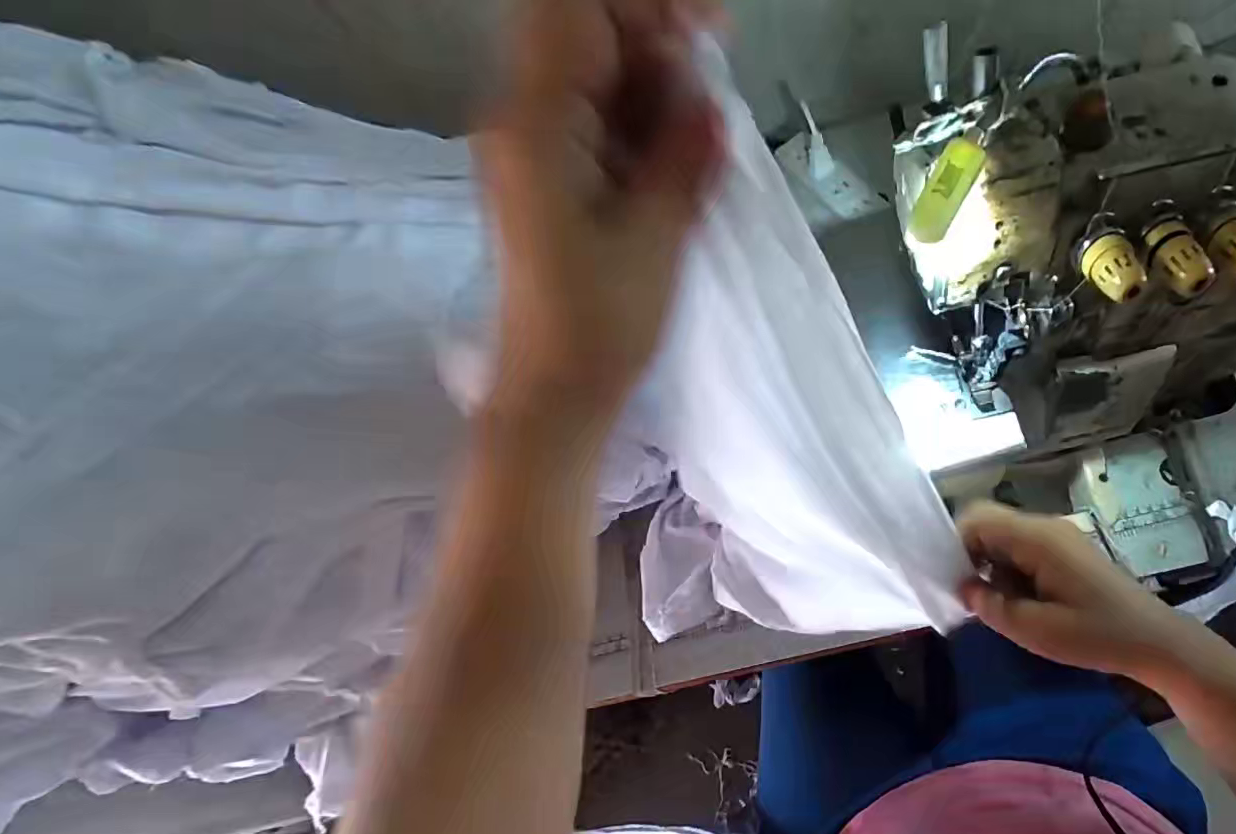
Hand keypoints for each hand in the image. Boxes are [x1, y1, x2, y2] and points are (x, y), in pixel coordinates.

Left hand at [478, 0, 722, 431]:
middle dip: (654, 47)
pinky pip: (593, 132)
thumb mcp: (654, 239)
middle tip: (714, 89)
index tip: (715, 30)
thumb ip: (683, 160)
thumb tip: (709, 104)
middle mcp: (520, 125)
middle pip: (582, 42)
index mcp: (536, 126)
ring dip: (650, 92)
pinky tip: (677, 156)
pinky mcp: (549, 190)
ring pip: (591, 87)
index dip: (650, 8)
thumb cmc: (601, 325)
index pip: (581, 15)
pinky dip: (638, 131)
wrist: (556, 393)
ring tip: (703, 130)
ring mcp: (532, 158)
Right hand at [957, 501, 1216, 680]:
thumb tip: (964, 588)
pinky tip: (1017, 601)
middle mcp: (1046, 527)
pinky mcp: (1064, 551)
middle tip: (969, 597)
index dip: (954, 544)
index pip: (977, 518)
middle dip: (969, 557)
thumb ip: (991, 607)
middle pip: (988, 524)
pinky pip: (1021, 549)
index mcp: (1038, 538)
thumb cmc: (1097, 636)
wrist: (1155, 641)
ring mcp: (1057, 537)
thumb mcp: (1036, 631)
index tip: (949, 580)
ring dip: (989, 566)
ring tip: (993, 604)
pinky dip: (1008, 570)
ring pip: (1003, 538)